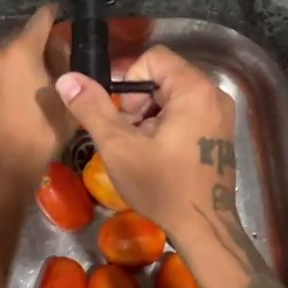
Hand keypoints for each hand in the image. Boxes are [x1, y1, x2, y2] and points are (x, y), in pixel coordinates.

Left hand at [0, 7, 68, 181]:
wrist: (10, 160)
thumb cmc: (44, 127)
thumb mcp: (66, 93)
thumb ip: (65, 61)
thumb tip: (60, 43)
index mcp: (22, 49)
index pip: (41, 18)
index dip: (56, 14)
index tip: (67, 14)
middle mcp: (0, 51)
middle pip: (27, 34)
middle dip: (45, 40)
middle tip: (65, 53)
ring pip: (15, 49)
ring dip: (31, 54)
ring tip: (52, 69)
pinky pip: (6, 64)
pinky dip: (20, 66)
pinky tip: (34, 81)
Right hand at [53, 45, 235, 238]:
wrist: (205, 230)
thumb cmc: (163, 186)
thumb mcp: (119, 146)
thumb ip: (92, 108)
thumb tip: (66, 78)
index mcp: (195, 90)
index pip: (153, 58)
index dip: (128, 78)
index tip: (120, 112)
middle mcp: (213, 95)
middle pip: (163, 76)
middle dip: (137, 100)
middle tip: (127, 133)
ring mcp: (220, 114)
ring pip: (172, 95)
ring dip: (148, 114)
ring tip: (139, 146)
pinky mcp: (219, 131)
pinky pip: (186, 111)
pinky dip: (165, 123)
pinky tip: (156, 152)